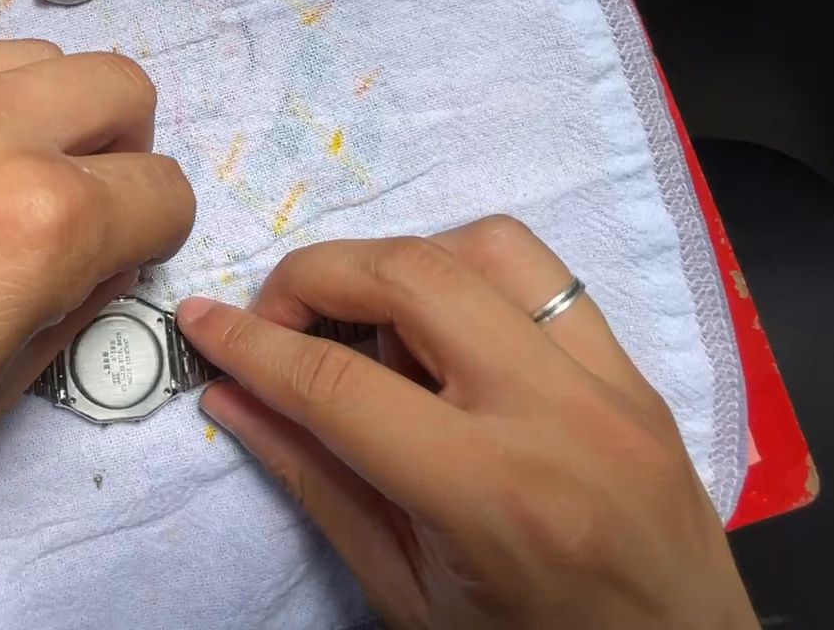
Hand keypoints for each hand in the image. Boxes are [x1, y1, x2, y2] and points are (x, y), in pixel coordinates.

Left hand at [0, 41, 193, 604]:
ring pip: (41, 59)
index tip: (113, 262)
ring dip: (51, 118)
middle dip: (123, 154)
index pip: (163, 193)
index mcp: (31, 223)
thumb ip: (66, 304)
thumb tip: (100, 252)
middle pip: (122, 88)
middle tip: (79, 210)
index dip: (152, 239)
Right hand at [176, 217, 756, 628]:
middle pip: (409, 277)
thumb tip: (226, 394)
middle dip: (312, 278)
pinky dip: (461, 270)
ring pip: (481, 246)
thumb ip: (308, 474)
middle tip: (277, 319)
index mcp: (496, 497)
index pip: (338, 383)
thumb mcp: (398, 587)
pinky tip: (438, 326)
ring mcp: (614, 386)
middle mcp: (563, 418)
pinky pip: (536, 270)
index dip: (250, 344)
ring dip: (394, 265)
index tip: (199, 321)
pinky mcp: (635, 371)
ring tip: (367, 323)